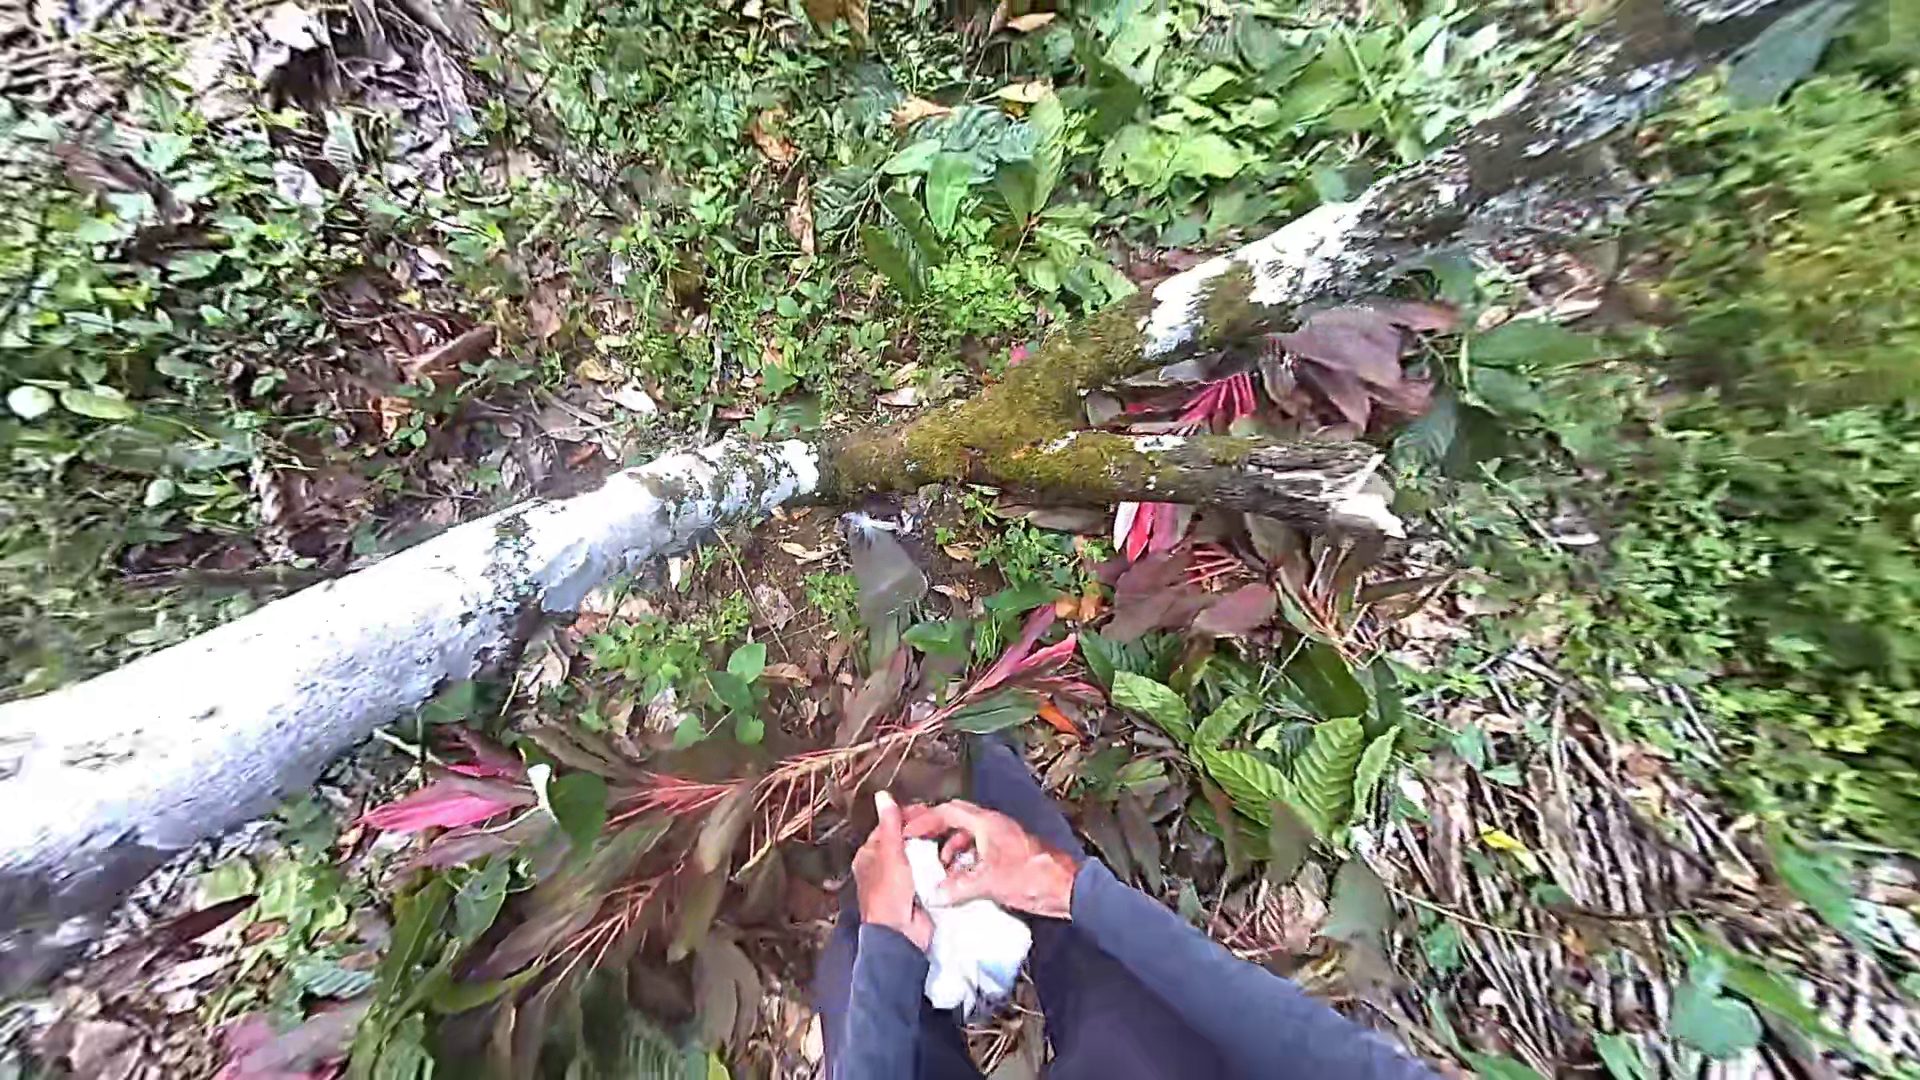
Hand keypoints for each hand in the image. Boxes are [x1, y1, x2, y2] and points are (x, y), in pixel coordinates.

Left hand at [853, 791, 932, 950]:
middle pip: (904, 839)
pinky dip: (936, 862)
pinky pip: (927, 869)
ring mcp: (900, 878)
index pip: (889, 826)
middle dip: (921, 830)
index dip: (906, 816)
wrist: (901, 936)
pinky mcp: (916, 889)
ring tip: (948, 833)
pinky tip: (949, 853)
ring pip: (917, 853)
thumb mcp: (890, 853)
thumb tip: (882, 794)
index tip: (926, 808)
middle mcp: (883, 865)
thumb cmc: (889, 892)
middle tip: (941, 820)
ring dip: (931, 846)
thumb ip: (890, 824)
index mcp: (869, 855)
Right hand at [902, 799, 1078, 918]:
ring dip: (950, 846)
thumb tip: (935, 893)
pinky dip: (964, 858)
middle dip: (935, 828)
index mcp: (986, 823)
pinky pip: (978, 847)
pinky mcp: (1007, 852)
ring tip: (938, 867)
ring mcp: (1000, 837)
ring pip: (967, 833)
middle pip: (956, 817)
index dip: (926, 819)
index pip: (949, 811)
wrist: (1065, 886)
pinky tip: (959, 877)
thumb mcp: (990, 882)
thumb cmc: (1029, 877)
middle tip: (916, 842)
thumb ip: (960, 886)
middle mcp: (992, 824)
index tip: (907, 830)